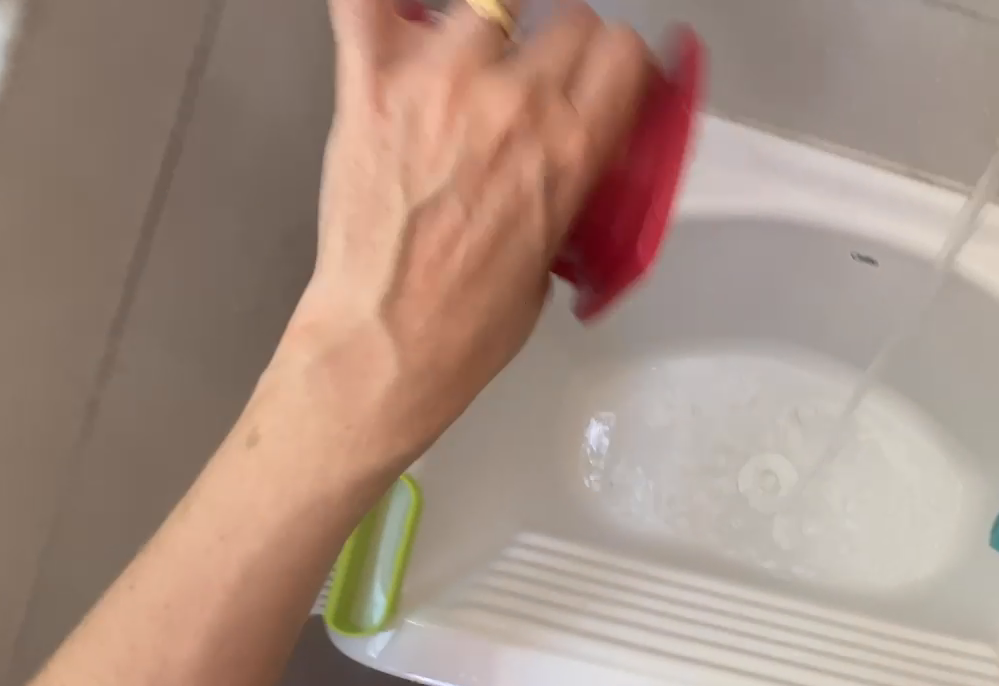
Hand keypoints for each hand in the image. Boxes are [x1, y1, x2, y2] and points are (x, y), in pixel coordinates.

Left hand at [257, 0, 649, 473]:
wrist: (391, 339)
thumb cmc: (474, 320)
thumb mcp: (554, 254)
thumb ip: (569, 186)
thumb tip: (575, 153)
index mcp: (568, 152)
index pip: (625, 54)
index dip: (628, 64)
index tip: (620, 79)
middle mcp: (509, 103)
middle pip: (571, 18)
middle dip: (574, 48)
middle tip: (557, 81)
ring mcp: (435, 82)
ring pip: (491, 1)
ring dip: (497, 30)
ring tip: (481, 69)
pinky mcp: (369, 82)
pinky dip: (394, 5)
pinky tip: (409, 24)